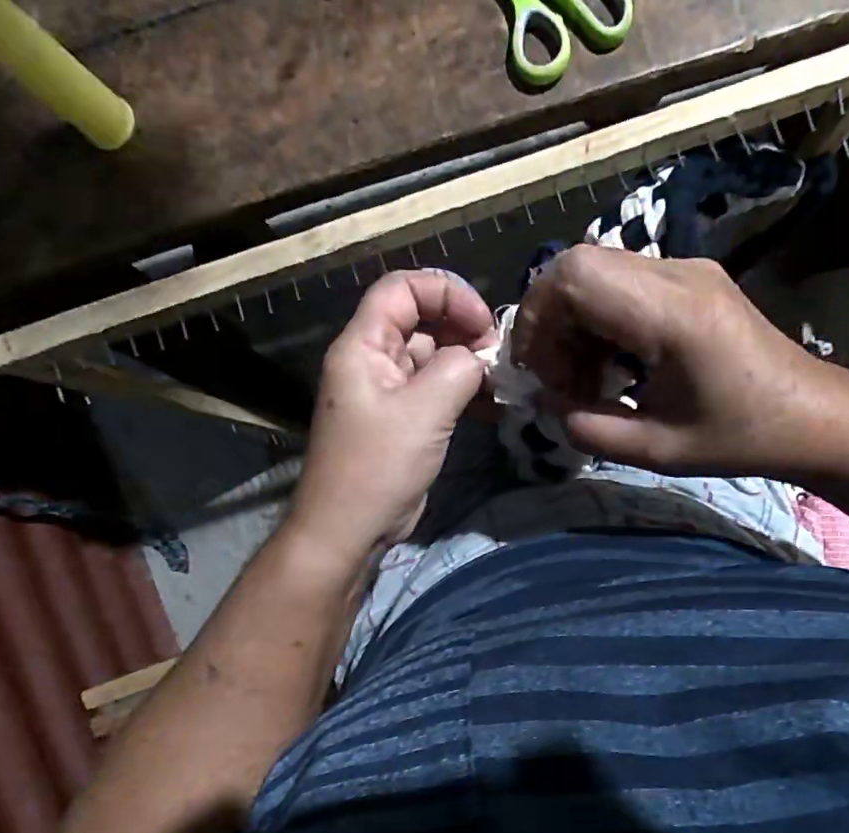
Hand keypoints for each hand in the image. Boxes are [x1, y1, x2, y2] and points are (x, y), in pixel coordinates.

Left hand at [286, 270, 495, 555]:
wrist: (348, 528)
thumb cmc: (377, 466)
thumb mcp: (423, 410)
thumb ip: (458, 368)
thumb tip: (478, 356)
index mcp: (363, 346)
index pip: (402, 288)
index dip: (446, 291)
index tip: (481, 321)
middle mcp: (371, 361)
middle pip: (419, 319)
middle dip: (461, 327)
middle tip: (496, 354)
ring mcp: (385, 393)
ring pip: (431, 356)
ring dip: (466, 361)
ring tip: (499, 381)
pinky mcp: (400, 421)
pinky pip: (433, 389)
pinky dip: (461, 390)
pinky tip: (491, 404)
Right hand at [512, 245, 848, 478]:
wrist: (812, 415)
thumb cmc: (739, 436)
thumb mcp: (654, 448)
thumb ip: (587, 428)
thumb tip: (548, 404)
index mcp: (671, 313)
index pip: (573, 276)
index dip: (535, 316)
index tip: (536, 369)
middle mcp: (677, 276)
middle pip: (576, 265)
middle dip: (547, 319)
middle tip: (554, 372)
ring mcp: (686, 271)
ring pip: (594, 272)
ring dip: (571, 323)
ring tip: (582, 376)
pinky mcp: (689, 281)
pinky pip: (619, 284)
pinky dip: (596, 321)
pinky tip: (608, 365)